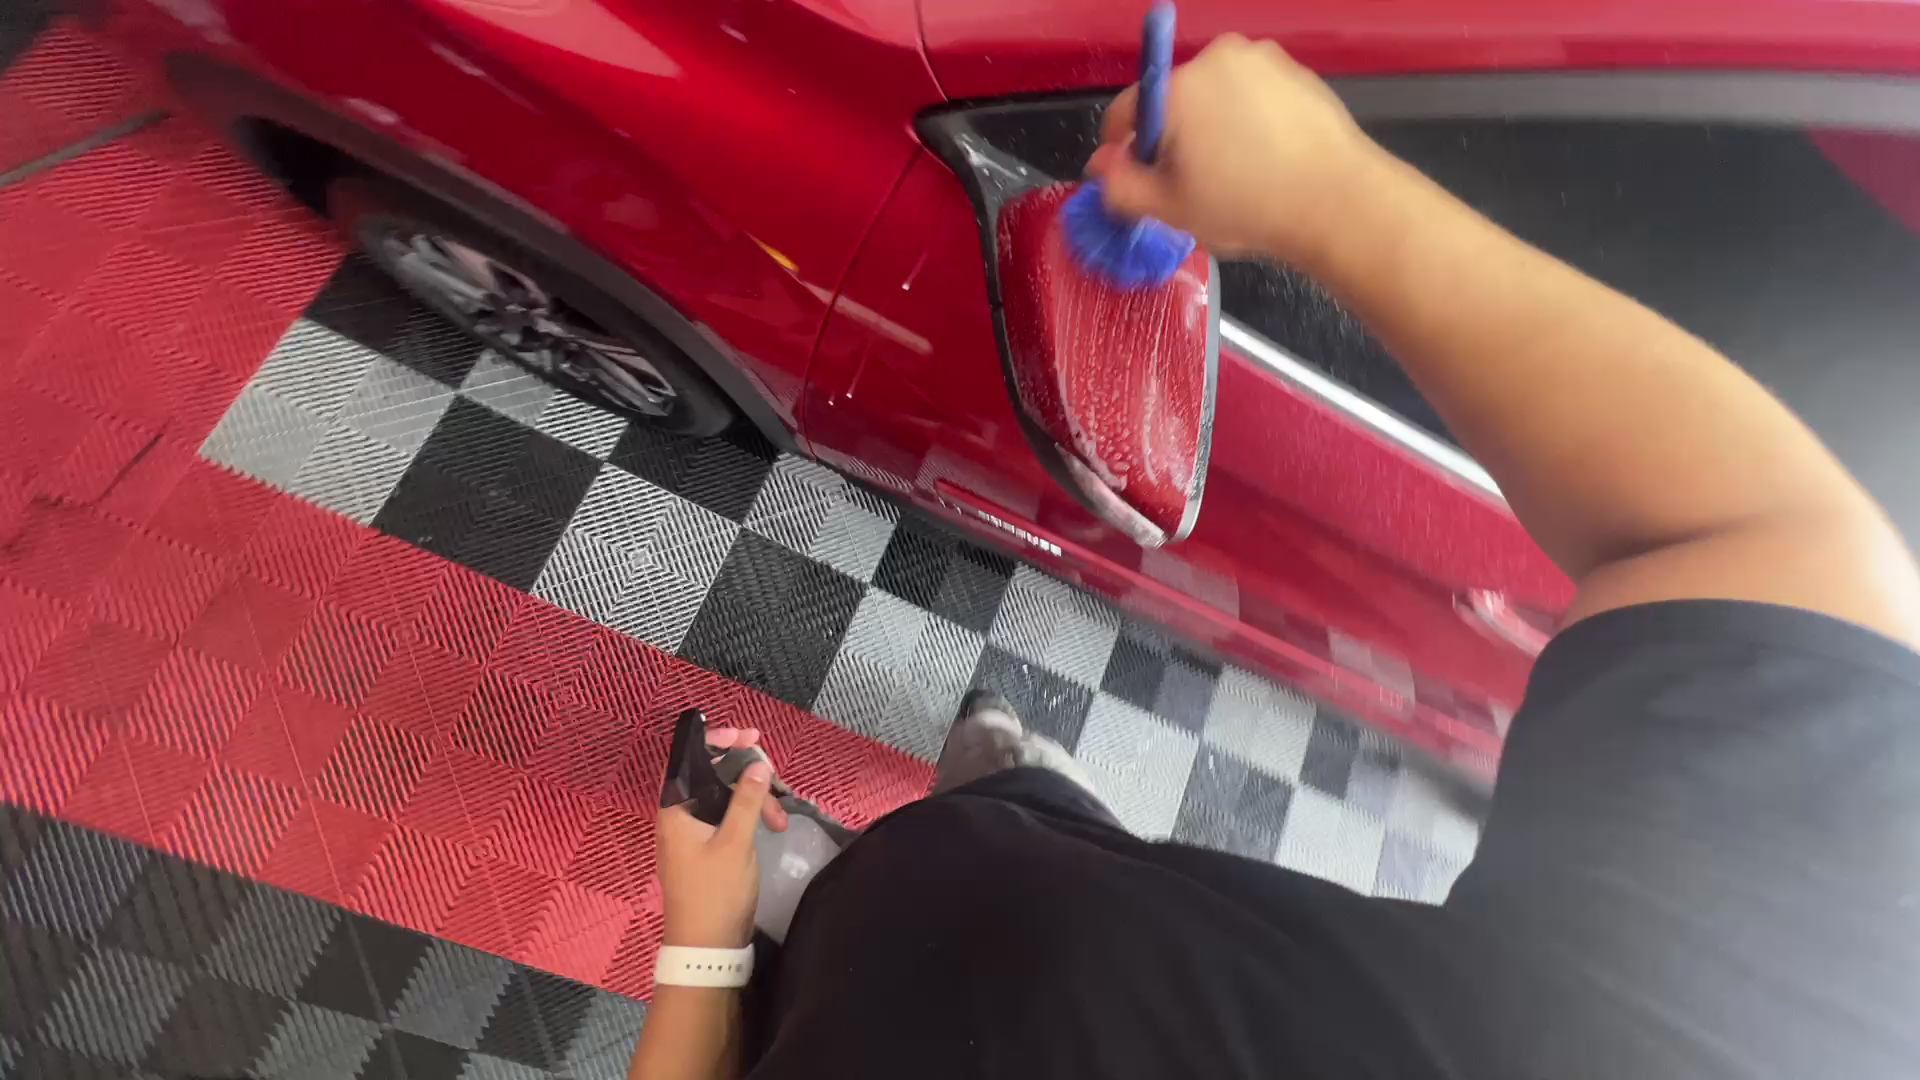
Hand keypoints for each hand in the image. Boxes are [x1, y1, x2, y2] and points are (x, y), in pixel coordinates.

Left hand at [656, 728, 788, 948]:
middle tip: (772, 767)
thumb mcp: (735, 842)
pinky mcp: (708, 848)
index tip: (746, 735)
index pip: (687, 758)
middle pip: (711, 774)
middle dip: (745, 769)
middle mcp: (680, 816)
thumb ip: (747, 798)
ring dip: (755, 797)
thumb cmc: (715, 892)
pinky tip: (773, 823)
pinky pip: (729, 815)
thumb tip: (758, 764)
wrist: (707, 950)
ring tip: (780, 815)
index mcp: (675, 810)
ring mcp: (694, 833)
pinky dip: (751, 814)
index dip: (715, 739)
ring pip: (725, 796)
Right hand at [1085, 35, 1386, 265]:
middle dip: (1168, 143)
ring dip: (1203, 134)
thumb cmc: (1253, 206)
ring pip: (1206, 100)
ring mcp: (1257, 60)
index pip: (1124, 113)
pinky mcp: (1289, 71)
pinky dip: (1239, 125)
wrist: (1334, 201)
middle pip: (1167, 104)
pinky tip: (1253, 163)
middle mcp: (1216, 60)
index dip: (1120, 153)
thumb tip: (1101, 168)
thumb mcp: (1169, 209)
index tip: (1133, 180)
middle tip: (1185, 188)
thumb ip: (1120, 187)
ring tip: (1225, 179)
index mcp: (1178, 91)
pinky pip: (1243, 96)